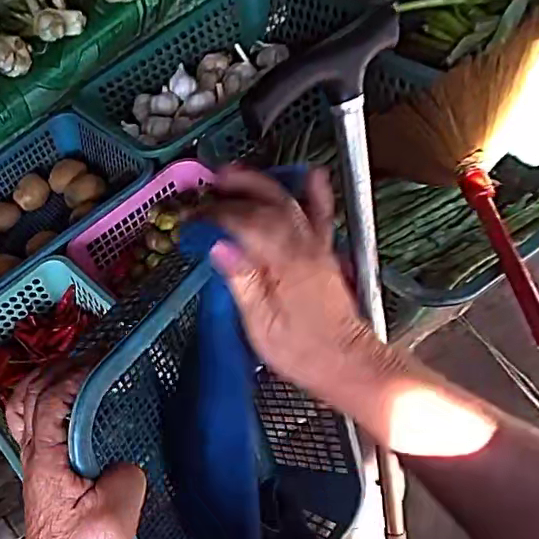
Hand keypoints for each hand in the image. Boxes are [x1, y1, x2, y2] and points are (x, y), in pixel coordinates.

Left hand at [4, 367, 146, 538]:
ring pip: (23, 409)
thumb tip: (125, 463)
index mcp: (46, 457)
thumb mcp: (116, 512)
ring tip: (69, 371)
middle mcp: (32, 455)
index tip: (98, 363)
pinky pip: (32, 427)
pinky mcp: (41, 474)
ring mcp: (33, 463)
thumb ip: (126, 476)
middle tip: (84, 358)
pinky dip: (42, 406)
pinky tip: (63, 408)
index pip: (50, 400)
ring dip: (42, 384)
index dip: (73, 376)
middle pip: (28, 395)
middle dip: (53, 369)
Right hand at [205, 165, 393, 393]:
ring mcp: (318, 249)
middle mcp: (305, 249)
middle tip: (209, 184)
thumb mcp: (261, 324)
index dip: (214, 217)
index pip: (245, 225)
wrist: (347, 363)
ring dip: (264, 183)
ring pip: (292, 202)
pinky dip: (313, 192)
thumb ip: (242, 281)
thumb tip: (219, 248)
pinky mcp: (325, 255)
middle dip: (237, 189)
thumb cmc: (301, 351)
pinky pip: (321, 214)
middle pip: (270, 204)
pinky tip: (308, 177)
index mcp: (284, 265)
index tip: (191, 220)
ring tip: (238, 175)